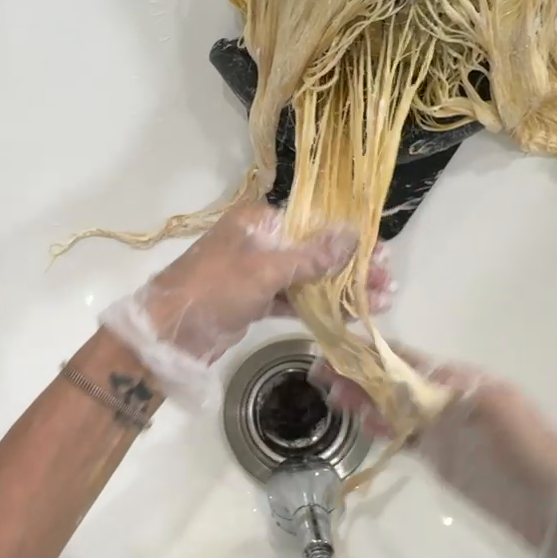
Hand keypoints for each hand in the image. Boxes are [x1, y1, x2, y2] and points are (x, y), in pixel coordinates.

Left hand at [99, 202, 391, 403]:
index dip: (350, 239)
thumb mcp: (264, 271)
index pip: (314, 223)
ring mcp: (257, 273)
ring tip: (380, 300)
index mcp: (257, 221)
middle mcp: (259, 242)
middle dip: (352, 267)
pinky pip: (293, 299)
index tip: (383, 253)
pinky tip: (348, 315)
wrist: (167, 335)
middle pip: (315, 251)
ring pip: (308, 277)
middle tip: (389, 283)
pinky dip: (318, 307)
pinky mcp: (254, 301)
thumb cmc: (213, 290)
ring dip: (341, 289)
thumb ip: (310, 256)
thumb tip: (352, 235)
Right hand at [315, 352, 556, 557]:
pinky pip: (405, 435)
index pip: (409, 359)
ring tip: (332, 394)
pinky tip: (362, 421)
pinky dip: (382, 425)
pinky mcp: (444, 459)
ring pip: (395, 406)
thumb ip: (450, 389)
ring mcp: (446, 431)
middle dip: (360, 374)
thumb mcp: (497, 411)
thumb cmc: (535, 455)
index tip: (336, 349)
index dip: (371, 353)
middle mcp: (450, 399)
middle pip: (396, 381)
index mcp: (464, 381)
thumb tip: (404, 371)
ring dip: (365, 398)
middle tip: (321, 373)